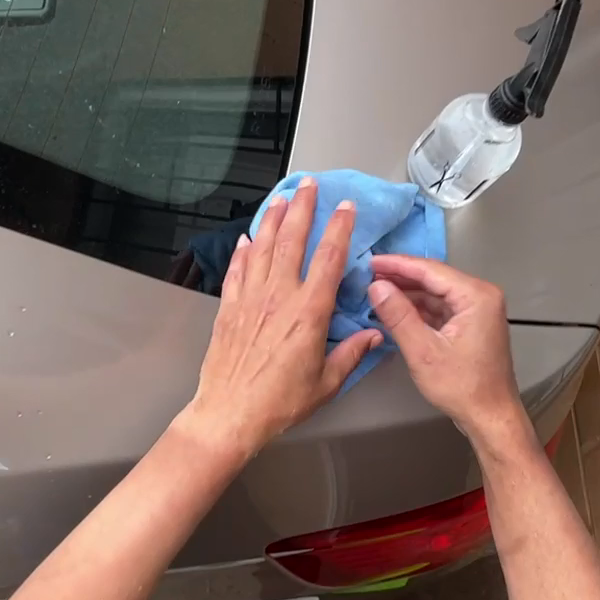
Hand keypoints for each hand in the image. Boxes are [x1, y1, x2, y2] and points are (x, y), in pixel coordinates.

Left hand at [177, 178, 380, 457]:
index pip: (329, 258)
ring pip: (260, 248)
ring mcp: (249, 301)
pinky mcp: (228, 310)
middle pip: (291, 240)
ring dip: (271, 219)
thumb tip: (371, 337)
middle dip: (302, 208)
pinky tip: (246, 240)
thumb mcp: (325, 384)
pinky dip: (242, 252)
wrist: (229, 414)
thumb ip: (350, 355)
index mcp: (308, 313)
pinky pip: (236, 271)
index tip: (345, 208)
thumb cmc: (277, 404)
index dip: (339, 228)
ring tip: (280, 198)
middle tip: (309, 185)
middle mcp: (278, 298)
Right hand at [367, 255, 532, 441]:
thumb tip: (375, 286)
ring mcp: (477, 310)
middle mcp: (480, 296)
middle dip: (400, 276)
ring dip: (407, 293)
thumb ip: (398, 315)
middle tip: (367, 275)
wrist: (489, 415)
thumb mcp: (423, 350)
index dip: (397, 264)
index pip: (430, 270)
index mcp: (475, 296)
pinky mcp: (471, 324)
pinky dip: (418, 308)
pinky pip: (440, 308)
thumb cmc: (461, 386)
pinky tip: (395, 309)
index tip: (369, 261)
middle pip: (434, 278)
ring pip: (435, 293)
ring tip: (375, 291)